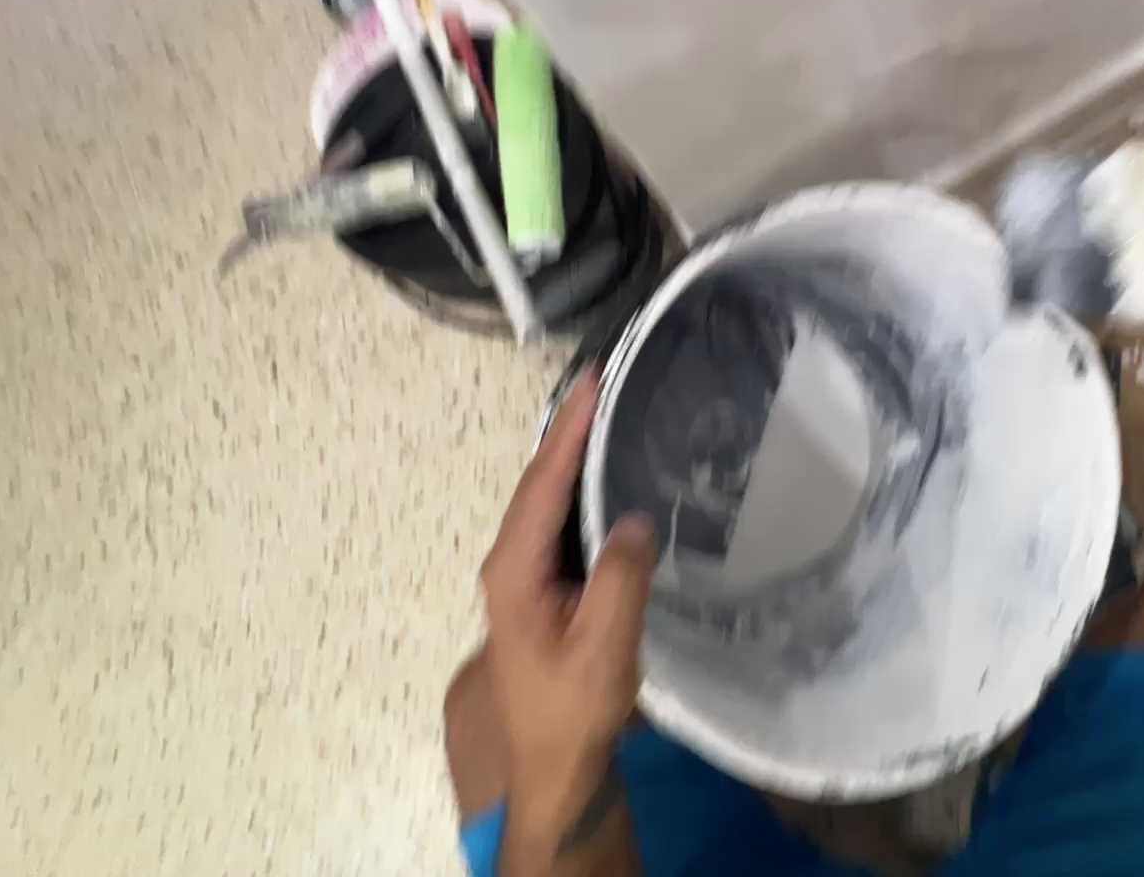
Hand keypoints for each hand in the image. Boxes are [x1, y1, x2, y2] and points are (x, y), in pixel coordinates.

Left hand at [479, 373, 657, 804]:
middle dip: (567, 428)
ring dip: (571, 451)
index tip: (591, 384)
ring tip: (605, 409)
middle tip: (602, 381)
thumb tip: (633, 517)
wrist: (554, 762)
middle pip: (538, 480)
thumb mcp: (604, 647)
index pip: (542, 484)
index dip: (566, 431)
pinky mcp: (542, 581)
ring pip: (546, 496)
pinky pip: (558, 517)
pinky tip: (604, 470)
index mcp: (515, 569)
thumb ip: (619, 580)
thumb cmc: (573, 708)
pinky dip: (577, 483)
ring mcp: (523, 570)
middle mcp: (510, 560)